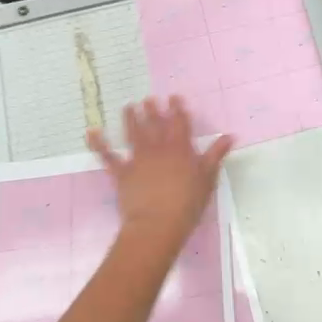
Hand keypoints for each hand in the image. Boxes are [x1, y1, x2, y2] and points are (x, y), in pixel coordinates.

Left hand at [88, 96, 231, 246]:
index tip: (174, 98)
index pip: (179, 124)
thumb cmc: (188, 203)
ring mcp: (138, 159)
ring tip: (129, 107)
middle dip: (152, 110)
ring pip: (133, 134)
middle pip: (155, 125)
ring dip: (130, 119)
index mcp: (180, 150)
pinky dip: (99, 144)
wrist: (158, 223)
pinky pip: (108, 156)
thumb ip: (215, 155)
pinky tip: (92, 132)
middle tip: (149, 99)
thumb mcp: (208, 179)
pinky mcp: (121, 173)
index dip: (177, 109)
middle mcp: (158, 149)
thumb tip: (229, 136)